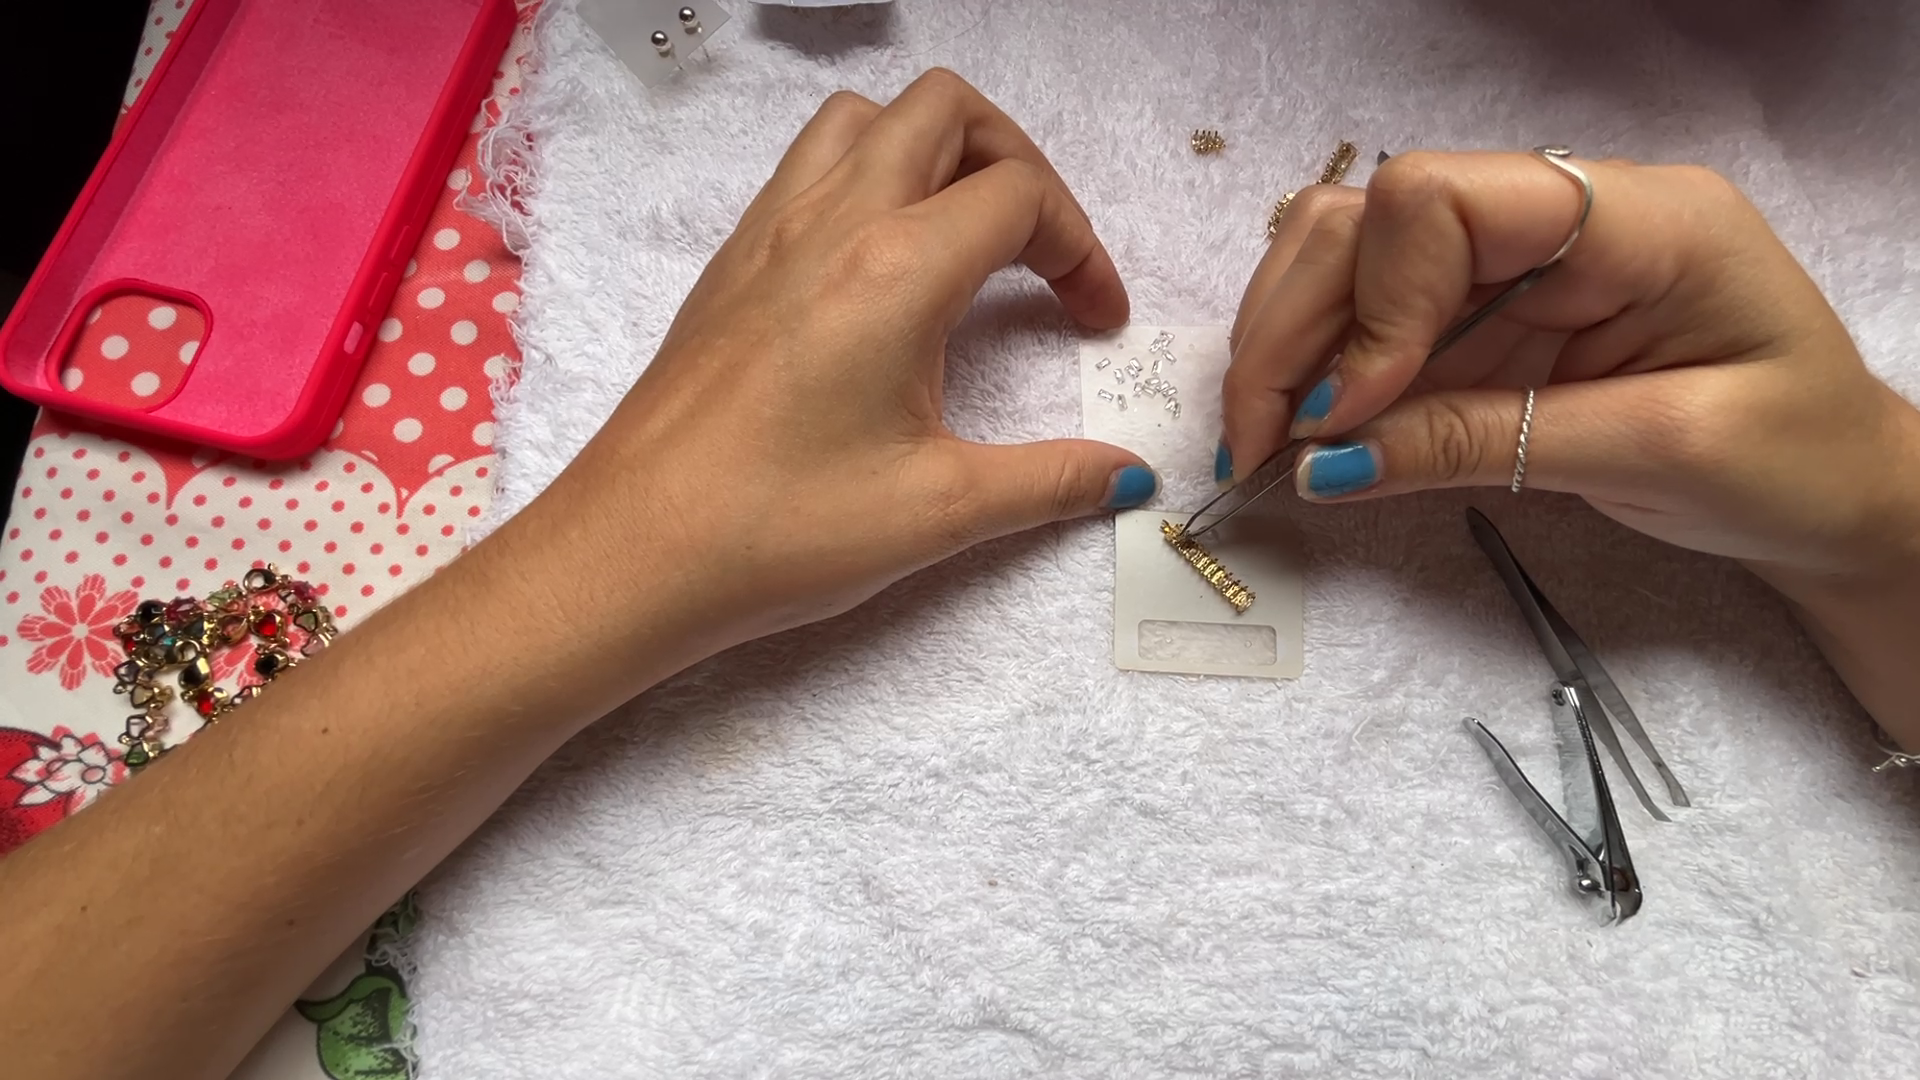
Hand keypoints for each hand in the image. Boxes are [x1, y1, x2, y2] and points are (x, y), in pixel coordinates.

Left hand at [549, 69, 1154, 669]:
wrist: (634, 554)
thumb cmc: (784, 530)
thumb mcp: (940, 510)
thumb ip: (1050, 481)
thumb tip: (1129, 474)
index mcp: (894, 270)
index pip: (1019, 197)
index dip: (1082, 250)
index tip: (1097, 322)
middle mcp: (830, 222)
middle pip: (947, 113)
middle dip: (1020, 166)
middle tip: (1041, 253)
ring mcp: (767, 233)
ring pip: (868, 123)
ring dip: (937, 155)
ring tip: (965, 239)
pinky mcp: (731, 265)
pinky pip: (810, 170)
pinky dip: (870, 181)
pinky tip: (881, 270)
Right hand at [1220, 151, 1919, 581]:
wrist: (1822, 488)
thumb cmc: (1785, 465)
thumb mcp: (1648, 455)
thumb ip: (1477, 444)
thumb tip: (1320, 466)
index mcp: (1624, 217)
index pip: (1431, 203)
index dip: (1366, 307)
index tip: (1342, 416)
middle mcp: (1536, 219)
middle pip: (1348, 227)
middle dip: (1282, 339)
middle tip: (1253, 444)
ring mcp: (1483, 269)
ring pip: (1323, 263)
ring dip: (1272, 352)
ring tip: (1260, 439)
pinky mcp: (1449, 321)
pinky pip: (1340, 323)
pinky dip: (1295, 375)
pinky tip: (1288, 427)